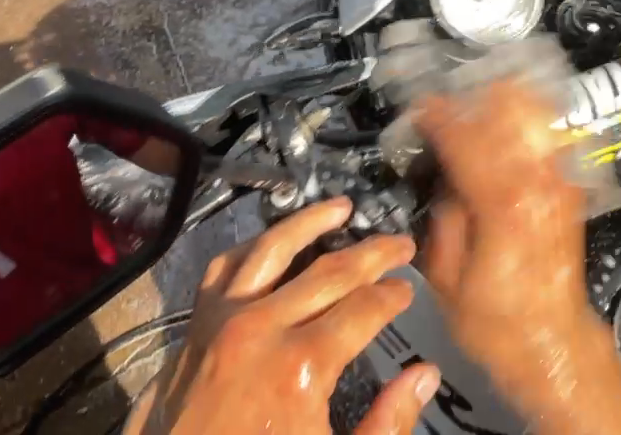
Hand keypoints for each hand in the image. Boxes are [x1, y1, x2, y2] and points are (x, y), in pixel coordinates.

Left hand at [126, 199, 439, 434]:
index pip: (364, 309)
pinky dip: (254, 246)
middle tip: (401, 243)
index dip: (392, 296)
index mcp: (302, 366)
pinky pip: (226, 266)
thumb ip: (386, 424)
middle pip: (330, 272)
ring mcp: (224, 320)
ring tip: (342, 207)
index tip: (409, 289)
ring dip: (312, 222)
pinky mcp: (195, 325)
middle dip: (373, 254)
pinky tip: (273, 241)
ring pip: (275, 249)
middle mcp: (263, 327)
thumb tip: (425, 374)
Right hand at [415, 84, 620, 434]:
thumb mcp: (446, 278)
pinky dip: (526, 116)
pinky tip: (505, 119)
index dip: (435, 115)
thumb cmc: (498, 324)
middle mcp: (537, 182)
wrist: (553, 345)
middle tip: (445, 101)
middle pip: (507, 106)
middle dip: (471, 96)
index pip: (463, 135)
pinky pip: (549, 132)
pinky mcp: (569, 186)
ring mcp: (560, 180)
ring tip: (474, 100)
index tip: (418, 108)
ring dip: (501, 98)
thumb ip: (441, 215)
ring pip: (534, 109)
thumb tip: (439, 176)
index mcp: (501, 203)